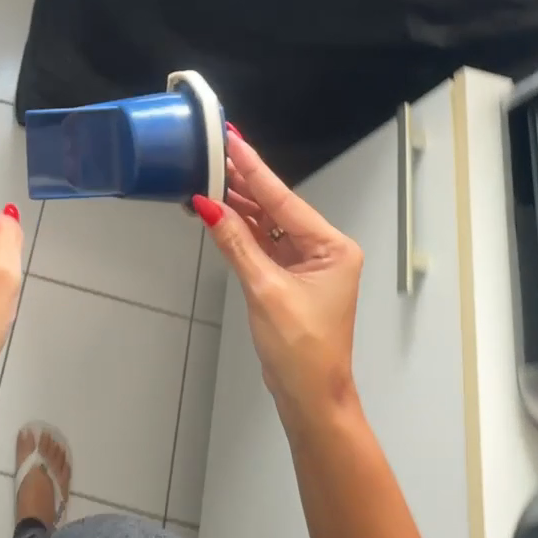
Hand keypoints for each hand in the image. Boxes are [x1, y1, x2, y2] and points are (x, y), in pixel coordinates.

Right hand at [193, 129, 362, 421]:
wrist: (310, 398)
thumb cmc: (300, 349)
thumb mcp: (265, 289)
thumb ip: (235, 243)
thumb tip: (207, 205)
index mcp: (331, 246)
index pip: (282, 198)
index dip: (253, 168)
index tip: (232, 139)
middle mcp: (321, 247)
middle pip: (274, 206)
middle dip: (242, 181)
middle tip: (213, 150)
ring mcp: (304, 261)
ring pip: (265, 222)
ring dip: (236, 204)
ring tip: (207, 175)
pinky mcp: (288, 275)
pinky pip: (261, 242)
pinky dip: (238, 228)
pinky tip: (217, 210)